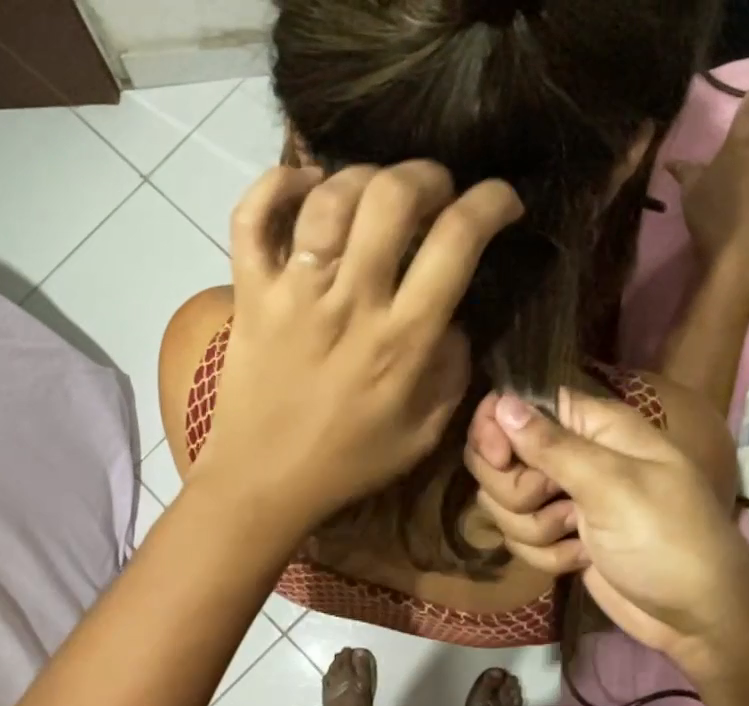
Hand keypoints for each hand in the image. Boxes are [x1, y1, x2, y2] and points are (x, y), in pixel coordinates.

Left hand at [195, 162, 524, 527]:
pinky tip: (303, 185)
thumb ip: (452, 371)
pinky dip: (275, 185)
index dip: (491, 202)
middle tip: (433, 193)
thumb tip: (457, 317)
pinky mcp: (248, 294)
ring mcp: (293, 294)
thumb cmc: (348, 464)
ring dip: (362, 177)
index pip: (457, 240)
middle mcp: (350, 303)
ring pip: (329, 197)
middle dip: (427, 176)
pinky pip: (250, 218)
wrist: (262, 485)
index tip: (499, 201)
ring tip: (373, 194)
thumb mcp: (423, 433)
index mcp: (402, 340)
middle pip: (393, 197)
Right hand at [483, 389, 748, 663]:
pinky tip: (581, 559)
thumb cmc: (666, 538)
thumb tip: (502, 401)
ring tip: (578, 536)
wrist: (696, 614)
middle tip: (555, 503)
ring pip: (506, 503)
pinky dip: (547, 554)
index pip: (520, 406)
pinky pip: (521, 538)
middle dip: (514, 491)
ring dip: (534, 528)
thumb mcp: (612, 486)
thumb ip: (552, 446)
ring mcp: (566, 499)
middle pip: (502, 457)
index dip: (498, 428)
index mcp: (595, 427)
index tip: (500, 459)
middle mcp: (575, 456)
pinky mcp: (561, 537)